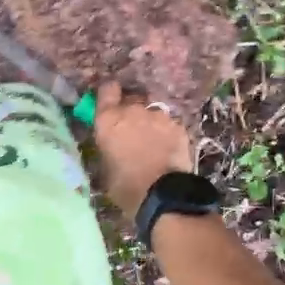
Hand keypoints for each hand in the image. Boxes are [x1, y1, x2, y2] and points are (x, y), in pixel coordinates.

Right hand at [92, 82, 193, 220]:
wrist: (162, 194)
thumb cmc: (125, 186)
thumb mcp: (106, 166)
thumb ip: (109, 146)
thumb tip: (113, 144)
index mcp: (109, 120)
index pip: (107, 89)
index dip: (110, 95)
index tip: (110, 104)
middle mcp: (133, 110)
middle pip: (131, 100)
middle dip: (131, 112)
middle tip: (132, 132)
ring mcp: (159, 116)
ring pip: (152, 113)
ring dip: (150, 123)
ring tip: (153, 144)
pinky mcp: (178, 126)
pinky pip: (168, 125)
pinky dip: (166, 133)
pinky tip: (167, 150)